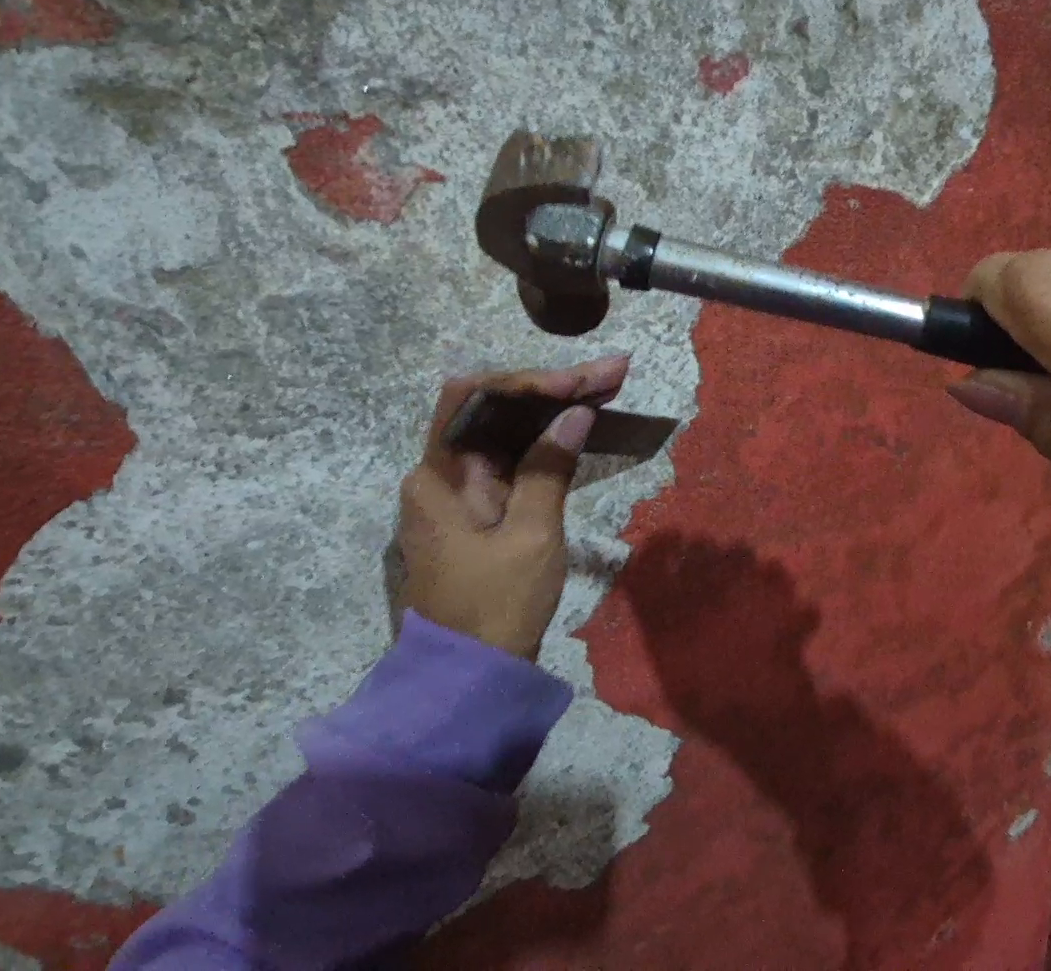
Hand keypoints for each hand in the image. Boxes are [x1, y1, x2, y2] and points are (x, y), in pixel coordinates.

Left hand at [396, 357, 628, 658]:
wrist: (472, 676)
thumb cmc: (497, 607)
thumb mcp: (531, 536)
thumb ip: (550, 469)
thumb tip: (575, 414)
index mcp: (437, 475)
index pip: (472, 396)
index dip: (527, 380)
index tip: (580, 383)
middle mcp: (441, 473)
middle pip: (494, 410)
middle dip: (554, 388)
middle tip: (613, 373)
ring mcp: (462, 492)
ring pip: (508, 433)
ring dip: (556, 411)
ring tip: (609, 388)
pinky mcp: (483, 510)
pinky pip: (514, 460)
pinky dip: (549, 443)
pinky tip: (583, 426)